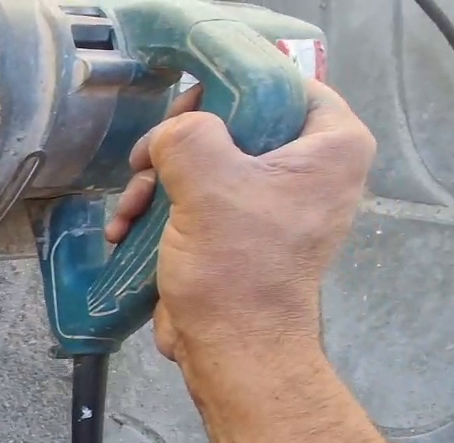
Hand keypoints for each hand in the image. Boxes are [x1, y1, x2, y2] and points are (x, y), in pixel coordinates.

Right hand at [106, 81, 375, 363]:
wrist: (230, 344)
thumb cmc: (234, 266)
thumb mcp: (209, 188)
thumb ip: (186, 140)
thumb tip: (166, 134)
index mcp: (329, 145)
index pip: (281, 87)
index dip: (225, 92)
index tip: (178, 112)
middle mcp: (306, 170)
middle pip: (231, 131)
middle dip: (173, 154)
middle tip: (140, 170)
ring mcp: (267, 207)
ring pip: (201, 171)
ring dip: (152, 191)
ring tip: (125, 217)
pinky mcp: (233, 238)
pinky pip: (191, 208)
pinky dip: (154, 218)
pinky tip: (124, 234)